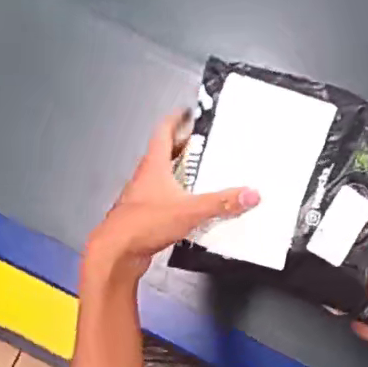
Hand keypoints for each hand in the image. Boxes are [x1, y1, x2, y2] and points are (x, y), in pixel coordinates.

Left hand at [84, 111, 258, 278]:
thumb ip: (221, 203)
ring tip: (203, 176)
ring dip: (181, 174)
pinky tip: (192, 208)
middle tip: (203, 146)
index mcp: (154, 166)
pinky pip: (165, 200)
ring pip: (164, 178)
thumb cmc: (144, 223)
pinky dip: (179, 198)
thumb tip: (250, 194)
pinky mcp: (146, 216)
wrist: (117, 252)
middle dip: (184, 148)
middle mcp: (146, 177)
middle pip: (165, 155)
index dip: (176, 120)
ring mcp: (144, 197)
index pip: (163, 132)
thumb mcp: (190, 211)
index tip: (188, 114)